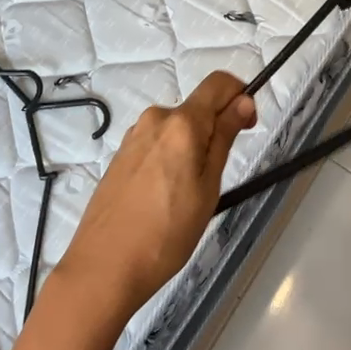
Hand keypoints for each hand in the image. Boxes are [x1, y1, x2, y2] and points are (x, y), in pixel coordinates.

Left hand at [56, 71, 257, 309]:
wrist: (104, 267)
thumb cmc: (167, 233)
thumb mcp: (208, 187)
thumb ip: (224, 138)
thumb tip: (243, 101)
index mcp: (181, 122)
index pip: (219, 82)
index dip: (240, 96)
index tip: (247, 128)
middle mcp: (154, 119)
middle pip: (197, 108)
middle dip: (214, 131)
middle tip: (214, 180)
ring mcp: (133, 137)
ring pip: (176, 129)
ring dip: (191, 148)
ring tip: (186, 197)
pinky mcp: (120, 156)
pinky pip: (156, 144)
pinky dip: (170, 160)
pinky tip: (163, 199)